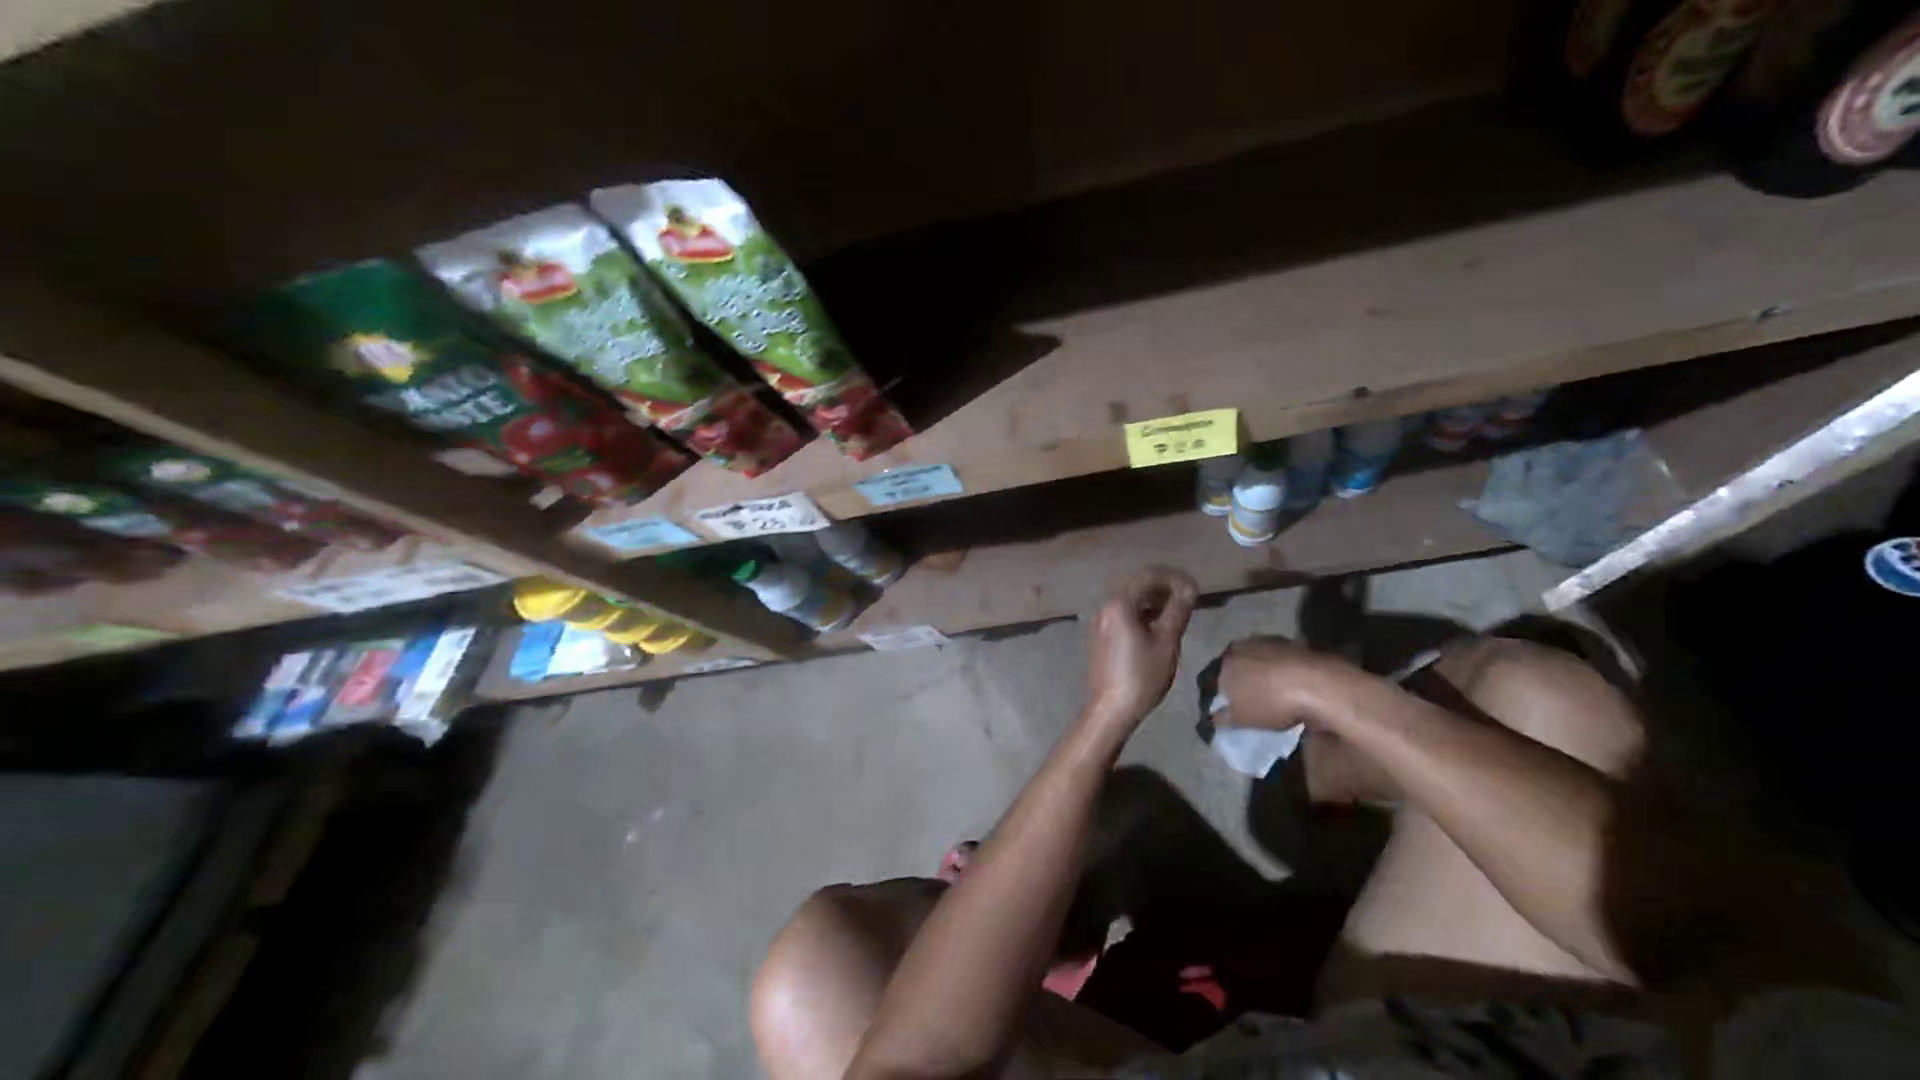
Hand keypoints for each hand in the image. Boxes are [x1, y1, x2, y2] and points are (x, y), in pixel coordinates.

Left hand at [1083, 567, 1197, 731]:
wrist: (1112, 707)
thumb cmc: (1143, 675)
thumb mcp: (1167, 641)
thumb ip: (1178, 610)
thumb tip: (1190, 587)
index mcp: (1119, 604)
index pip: (1147, 575)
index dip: (1173, 577)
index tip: (1193, 587)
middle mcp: (1105, 606)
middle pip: (1136, 584)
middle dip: (1162, 586)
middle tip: (1186, 596)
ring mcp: (1100, 620)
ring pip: (1129, 598)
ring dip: (1152, 598)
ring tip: (1176, 609)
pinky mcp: (1101, 633)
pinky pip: (1123, 612)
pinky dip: (1141, 611)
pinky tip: (1158, 623)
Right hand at [1218, 637, 1359, 731]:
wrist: (1317, 684)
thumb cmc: (1270, 703)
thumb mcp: (1242, 720)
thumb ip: (1223, 718)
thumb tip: (1213, 718)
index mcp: (1225, 664)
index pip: (1217, 680)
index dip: (1225, 694)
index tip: (1234, 707)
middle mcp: (1243, 647)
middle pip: (1239, 665)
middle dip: (1243, 679)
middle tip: (1254, 699)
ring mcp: (1270, 641)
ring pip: (1261, 659)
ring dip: (1266, 672)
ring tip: (1277, 693)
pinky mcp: (1295, 642)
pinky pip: (1284, 659)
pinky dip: (1286, 669)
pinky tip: (1295, 685)